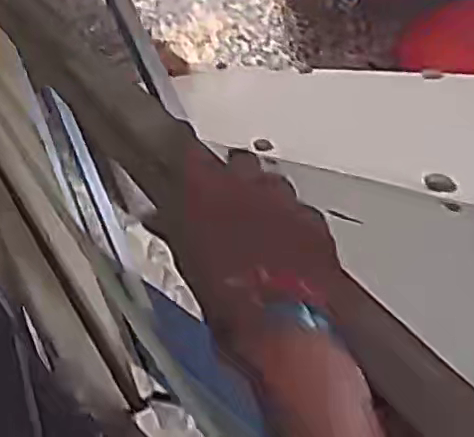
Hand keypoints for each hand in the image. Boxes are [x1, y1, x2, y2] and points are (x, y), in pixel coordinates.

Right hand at [163, 149, 383, 436]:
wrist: (279, 322)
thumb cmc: (224, 288)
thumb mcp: (184, 253)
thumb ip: (171, 225)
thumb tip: (158, 219)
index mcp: (204, 182)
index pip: (190, 151)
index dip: (190, 159)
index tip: (188, 166)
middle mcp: (246, 181)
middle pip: (240, 161)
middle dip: (236, 174)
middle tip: (227, 196)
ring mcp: (284, 201)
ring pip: (274, 184)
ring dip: (265, 196)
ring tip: (259, 219)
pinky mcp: (316, 225)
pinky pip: (303, 211)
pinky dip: (294, 221)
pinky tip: (288, 238)